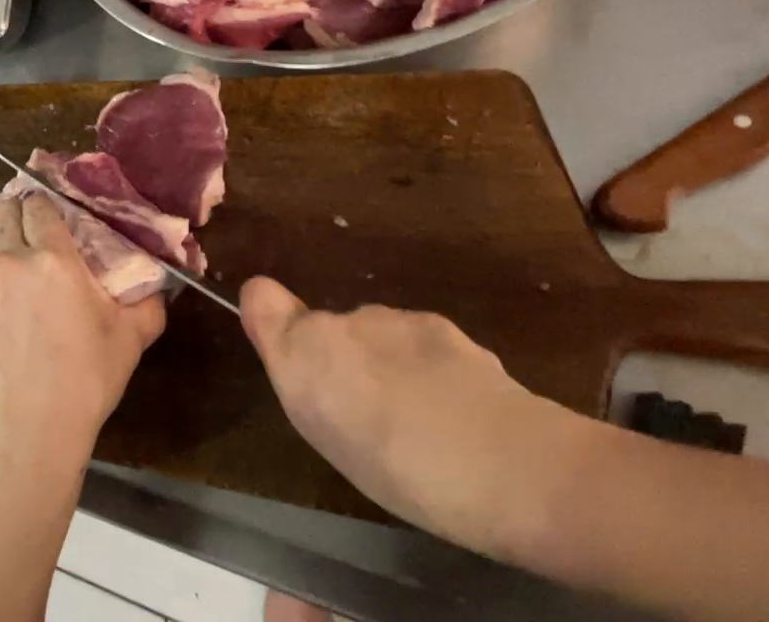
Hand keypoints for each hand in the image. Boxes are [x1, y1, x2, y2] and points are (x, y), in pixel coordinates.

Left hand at [0, 194, 165, 476]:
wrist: (25, 432)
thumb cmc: (84, 383)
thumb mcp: (130, 340)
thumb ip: (147, 303)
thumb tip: (156, 284)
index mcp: (53, 258)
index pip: (39, 207)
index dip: (43, 208)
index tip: (46, 218)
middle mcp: (6, 260)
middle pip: (3, 214)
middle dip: (14, 218)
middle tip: (25, 238)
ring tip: (1, 270)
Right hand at [239, 276, 579, 550]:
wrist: (508, 465)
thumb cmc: (399, 471)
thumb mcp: (330, 437)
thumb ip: (308, 384)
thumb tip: (301, 357)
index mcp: (297, 355)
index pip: (260, 298)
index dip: (272, 316)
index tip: (289, 348)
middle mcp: (336, 324)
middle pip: (326, 327)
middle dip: (344, 358)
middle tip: (372, 412)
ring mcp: (391, 319)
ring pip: (377, 335)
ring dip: (389, 362)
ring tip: (423, 417)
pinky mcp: (442, 325)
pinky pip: (420, 342)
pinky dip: (430, 366)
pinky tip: (458, 407)